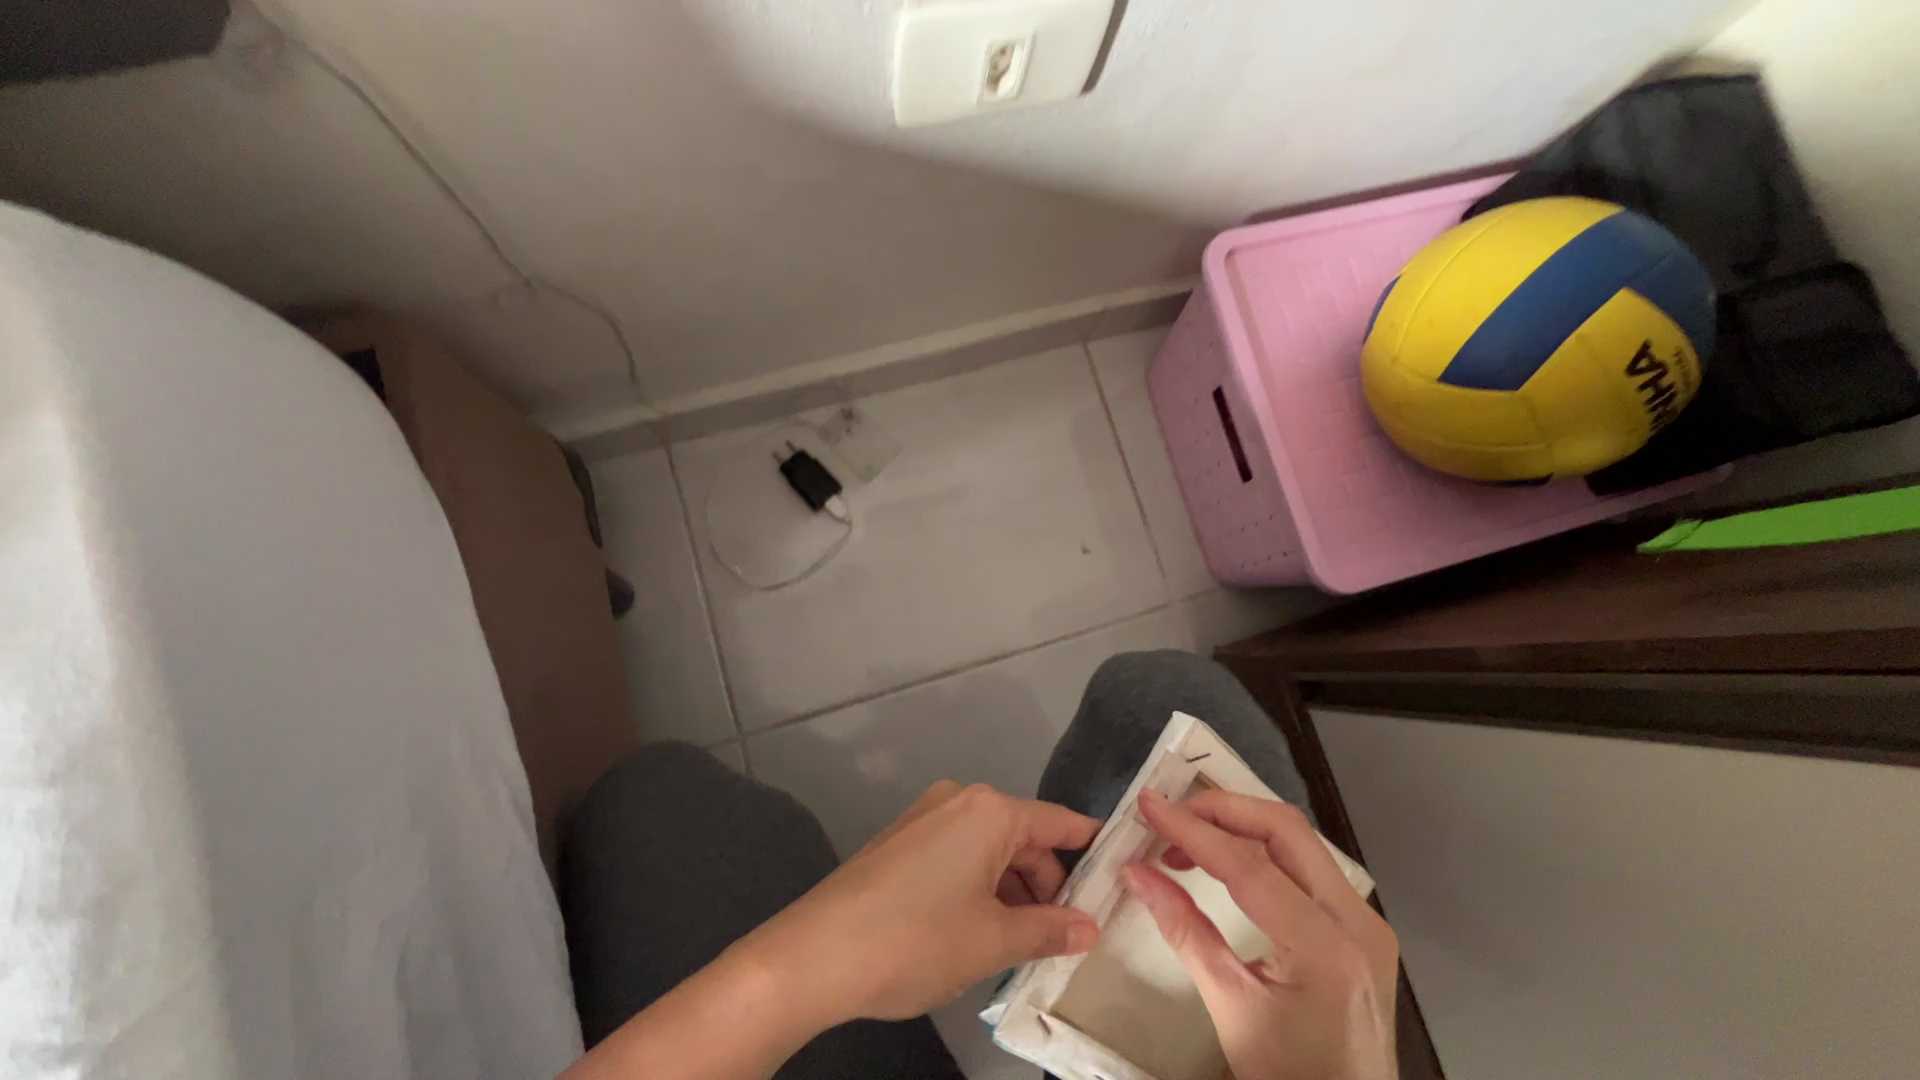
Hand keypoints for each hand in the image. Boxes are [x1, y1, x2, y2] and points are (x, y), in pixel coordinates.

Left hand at [744, 781, 1102, 1023]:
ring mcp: (924, 818)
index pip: (1059, 823)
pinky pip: (957, 855)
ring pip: (989, 849)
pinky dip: (977, 886)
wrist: (816, 954)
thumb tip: (1089, 927)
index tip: (1121, 870)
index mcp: (989, 812)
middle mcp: (958, 800)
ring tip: (1019, 944)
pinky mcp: (900, 841)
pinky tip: (977, 931)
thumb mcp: (993, 941)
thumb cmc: (917, 939)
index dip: (1092, 848)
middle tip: (1062, 935)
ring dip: (1011, 890)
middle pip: (1023, 837)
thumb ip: (1048, 929)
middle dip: (1047, 883)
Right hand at [1123, 789, 1398, 1079]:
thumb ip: (1183, 930)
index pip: (1249, 864)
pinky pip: (1309, 865)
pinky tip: (1226, 860)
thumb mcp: (1230, 1006)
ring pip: (1299, 840)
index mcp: (1325, 947)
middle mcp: (1356, 920)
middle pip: (1284, 830)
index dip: (1193, 830)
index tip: (1149, 807)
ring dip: (1240, 825)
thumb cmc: (1287, 1075)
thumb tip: (1135, 873)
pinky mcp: (1362, 926)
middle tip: (1169, 817)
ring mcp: (1366, 920)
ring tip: (1187, 839)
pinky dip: (1262, 849)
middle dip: (1221, 810)